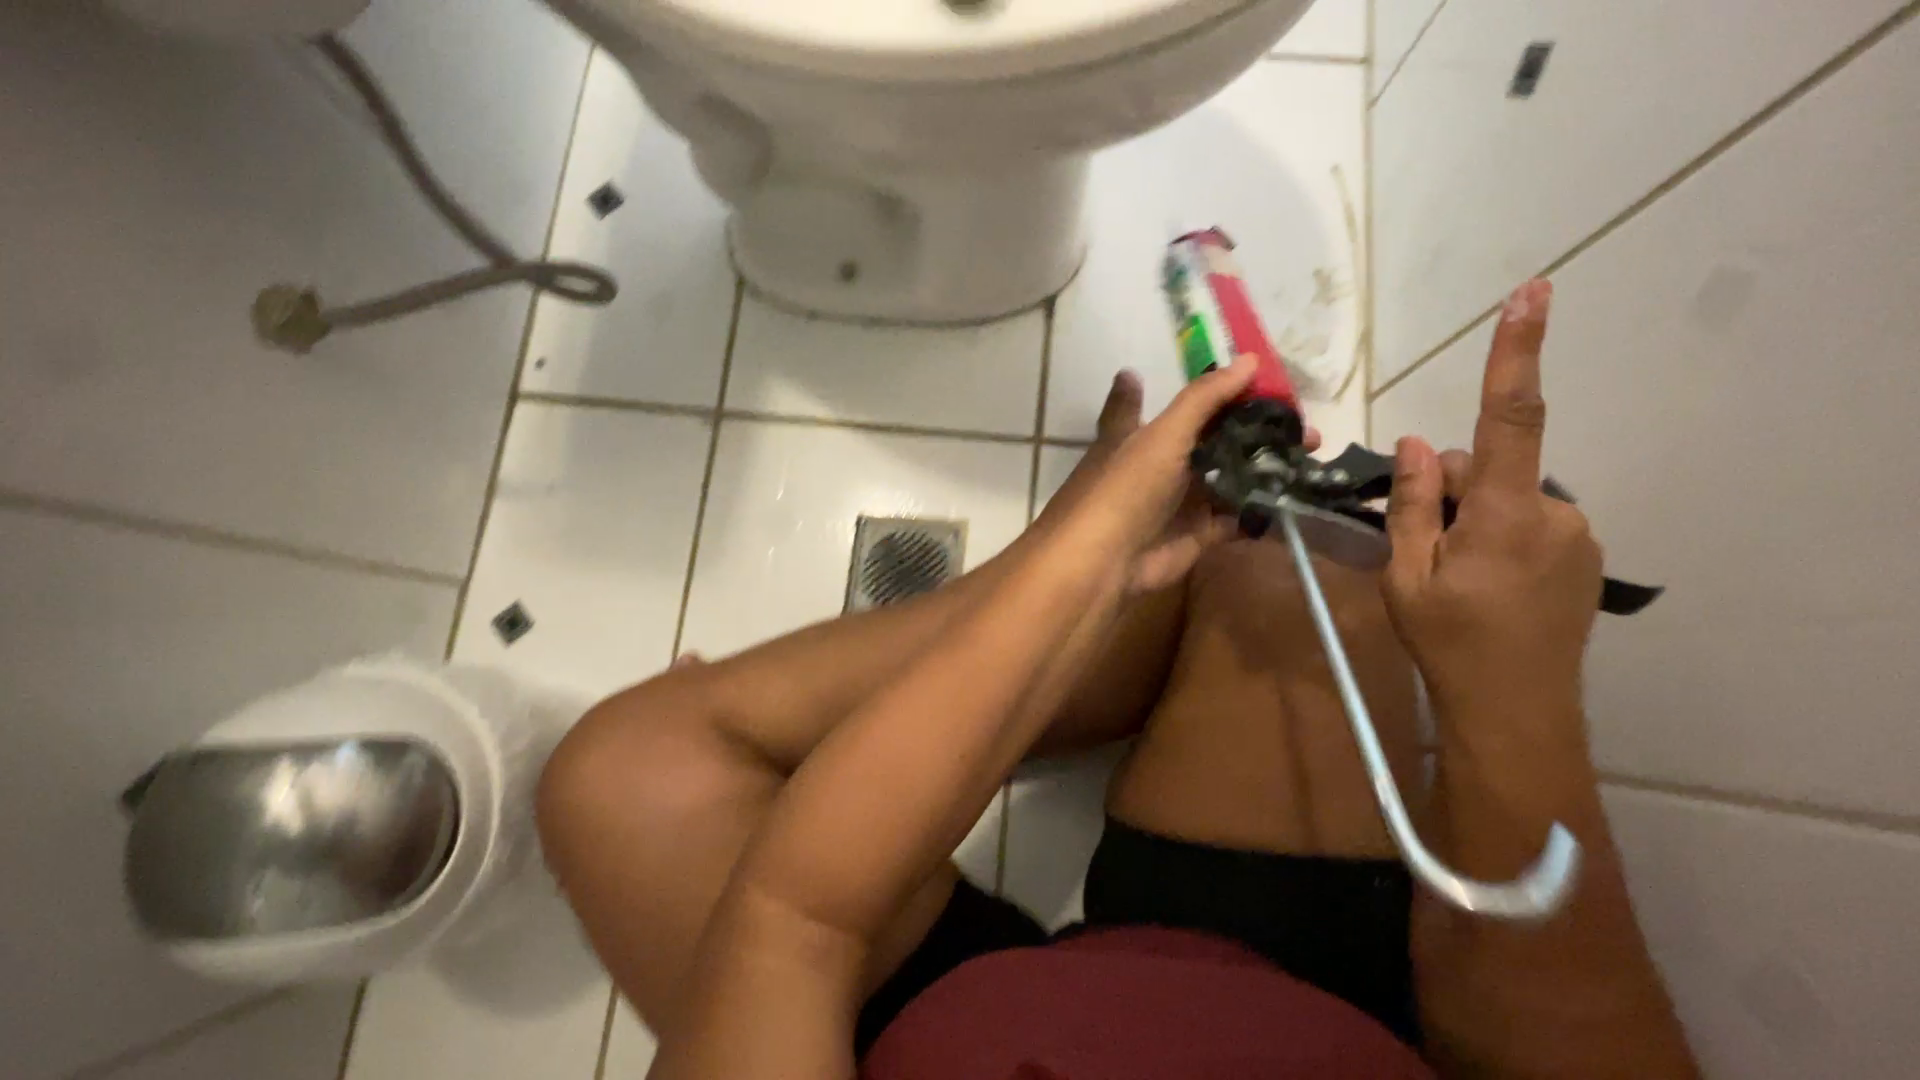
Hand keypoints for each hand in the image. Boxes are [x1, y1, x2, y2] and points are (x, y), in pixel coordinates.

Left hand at [1056, 356, 1318, 593]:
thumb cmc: (1127, 487)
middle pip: (1213, 441)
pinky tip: (1298, 493)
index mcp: (1139, 434)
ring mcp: (1180, 501)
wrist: (1105, 560)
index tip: (1244, 378)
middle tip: (1303, 424)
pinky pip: (1236, 518)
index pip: (1170, 403)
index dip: (1204, 390)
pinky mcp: (1198, 534)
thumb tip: (1250, 359)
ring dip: (1267, 467)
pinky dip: (1262, 508)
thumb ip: (1205, 399)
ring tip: (1313, 452)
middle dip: (1255, 431)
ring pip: (1230, 477)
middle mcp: (1161, 464)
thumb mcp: (1164, 433)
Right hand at [1381, 280, 1602, 723]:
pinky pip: (1529, 521)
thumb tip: (1417, 442)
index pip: (1510, 417)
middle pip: (1488, 468)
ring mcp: (1575, 535)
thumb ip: (1412, 505)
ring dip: (1472, 515)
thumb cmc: (1449, 643)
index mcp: (1504, 514)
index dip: (1517, 352)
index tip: (1532, 293)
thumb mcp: (1407, 577)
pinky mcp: (1583, 555)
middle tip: (1417, 542)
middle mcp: (1553, 512)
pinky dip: (1497, 533)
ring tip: (1450, 572)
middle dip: (1447, 488)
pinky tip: (1483, 581)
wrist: (1517, 710)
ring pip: (1507, 496)